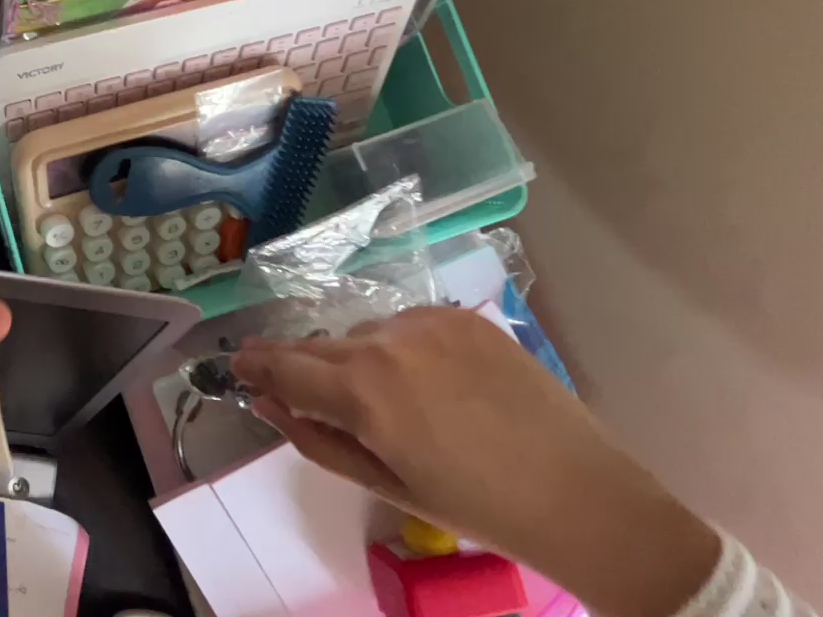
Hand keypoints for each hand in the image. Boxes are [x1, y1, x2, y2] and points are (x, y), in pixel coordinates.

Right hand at [231, 306, 719, 616]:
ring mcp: (425, 323)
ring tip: (379, 393)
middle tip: (289, 380)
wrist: (587, 499)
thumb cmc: (477, 507)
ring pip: (359, 332)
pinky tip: (422, 376)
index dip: (253, 363)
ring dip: (352, 356)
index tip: (236, 364)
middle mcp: (384, 343)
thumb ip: (312, 436)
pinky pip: (402, 323)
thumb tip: (263, 401)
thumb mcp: (383, 482)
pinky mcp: (459, 315)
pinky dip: (396, 345)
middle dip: (297, 362)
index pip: (282, 364)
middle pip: (315, 344)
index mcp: (362, 393)